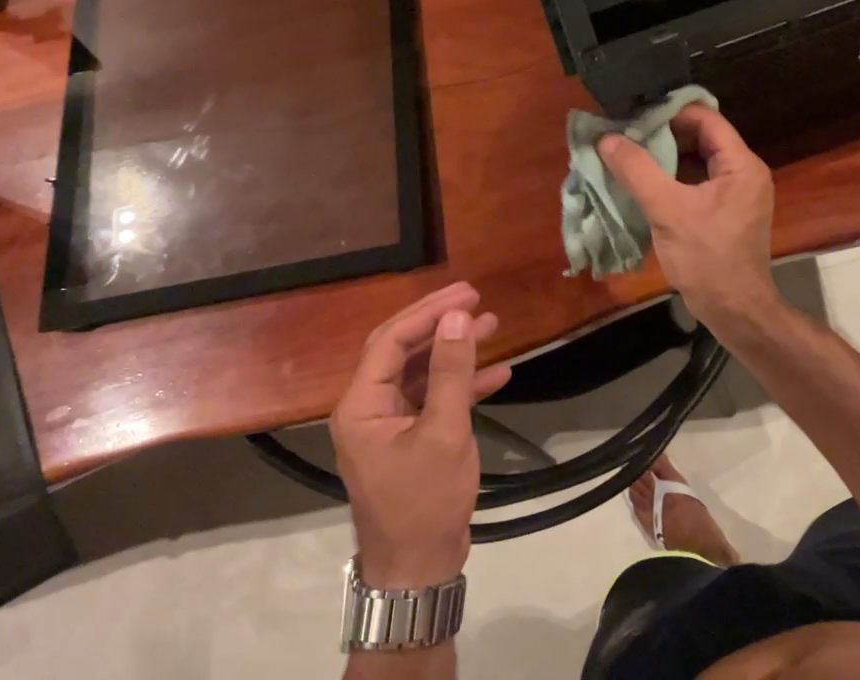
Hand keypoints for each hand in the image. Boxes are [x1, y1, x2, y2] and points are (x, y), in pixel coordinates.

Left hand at [332, 282, 510, 587]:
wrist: (417, 567)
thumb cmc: (424, 500)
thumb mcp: (443, 432)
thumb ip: (450, 372)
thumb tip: (457, 317)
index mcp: (362, 405)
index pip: (390, 341)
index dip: (428, 311)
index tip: (467, 293)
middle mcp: (369, 408)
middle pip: (402, 351)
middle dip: (439, 323)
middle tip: (477, 299)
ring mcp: (389, 425)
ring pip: (420, 373)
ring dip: (454, 351)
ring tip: (492, 326)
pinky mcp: (410, 439)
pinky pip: (433, 400)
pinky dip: (462, 385)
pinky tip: (497, 374)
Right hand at [598, 105, 779, 325]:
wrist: (734, 309)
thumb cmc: (707, 258)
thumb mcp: (668, 210)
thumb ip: (638, 171)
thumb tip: (608, 139)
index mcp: (741, 165)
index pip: (706, 119)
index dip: (670, 112)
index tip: (635, 114)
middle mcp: (744, 172)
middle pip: (702, 138)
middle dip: (663, 134)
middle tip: (626, 134)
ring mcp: (737, 194)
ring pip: (698, 161)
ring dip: (666, 158)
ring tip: (628, 153)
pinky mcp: (727, 212)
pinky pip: (698, 183)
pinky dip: (673, 179)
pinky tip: (643, 181)